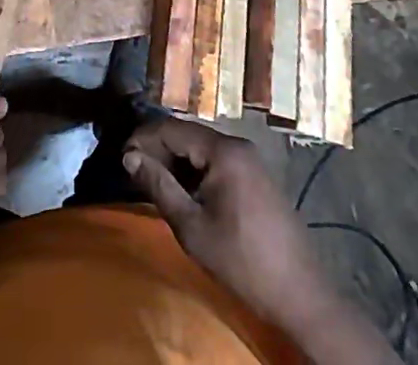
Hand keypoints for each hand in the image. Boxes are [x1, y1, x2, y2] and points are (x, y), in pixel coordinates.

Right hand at [124, 119, 400, 362]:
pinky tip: (179, 188)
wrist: (297, 289)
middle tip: (131, 170)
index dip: (143, 138)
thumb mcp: (191, 225)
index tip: (120, 157)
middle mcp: (238, 144)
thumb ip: (159, 185)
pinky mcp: (254, 174)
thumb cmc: (239, 259)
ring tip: (150, 180)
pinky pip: (216, 160)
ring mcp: (249, 158)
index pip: (173, 127)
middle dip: (157, 147)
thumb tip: (129, 157)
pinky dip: (194, 169)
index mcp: (224, 150)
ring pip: (201, 147)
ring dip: (174, 159)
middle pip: (188, 133)